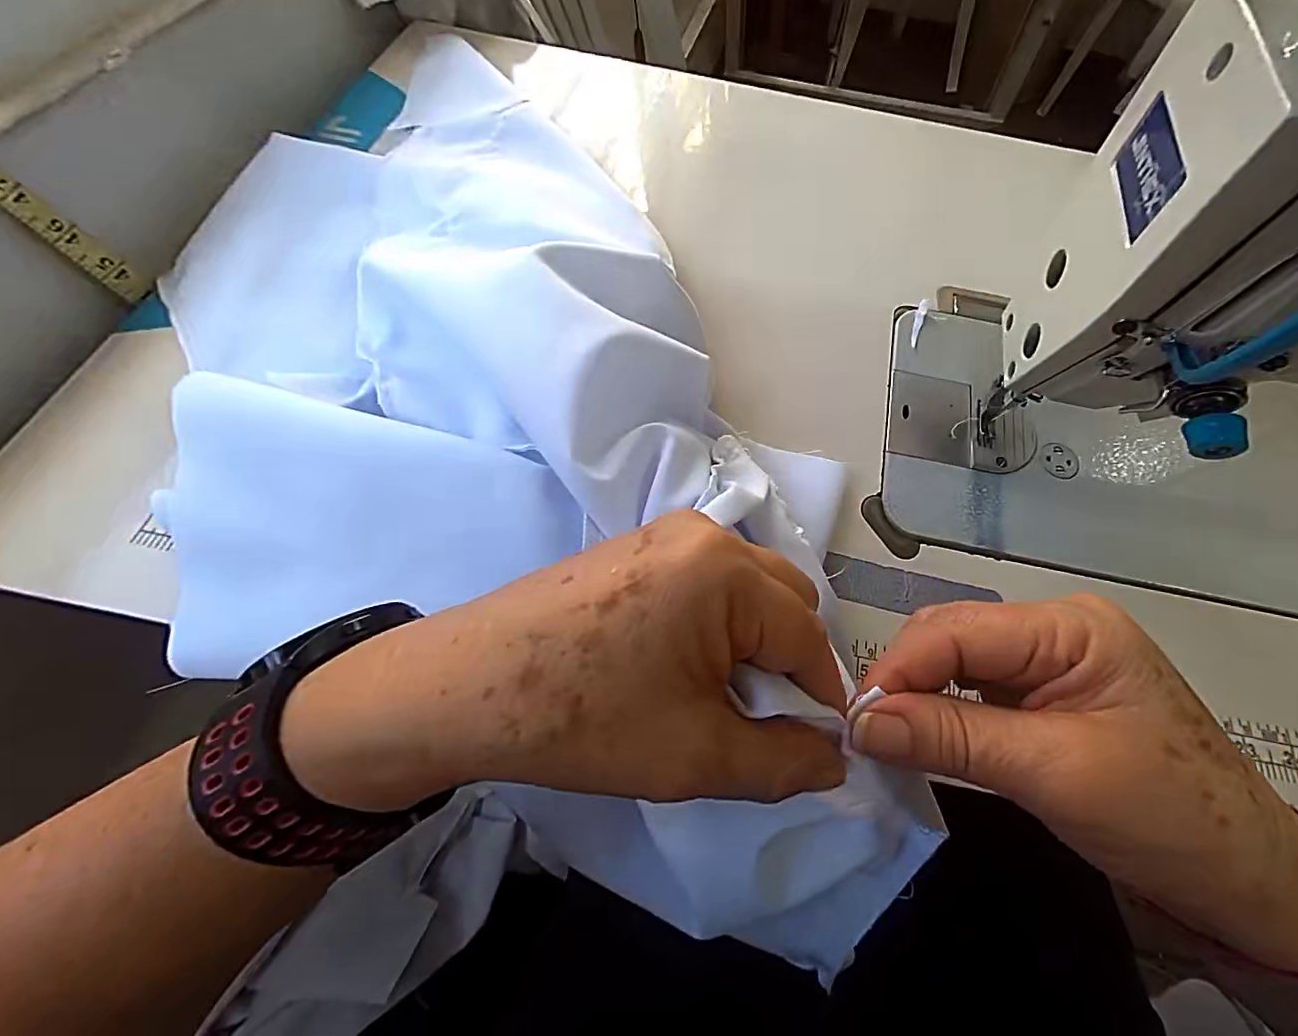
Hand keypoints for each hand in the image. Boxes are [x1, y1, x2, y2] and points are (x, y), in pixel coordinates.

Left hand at [281, 510, 847, 811]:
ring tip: (705, 700)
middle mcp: (699, 534)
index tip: (811, 750)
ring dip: (746, 645)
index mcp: (726, 570)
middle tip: (750, 724)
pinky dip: (708, 626)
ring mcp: (657, 535)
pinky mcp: (627, 548)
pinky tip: (667, 669)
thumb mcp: (698, 755)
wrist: (465, 685)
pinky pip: (698, 585)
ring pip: (741, 592)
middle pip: (783, 602)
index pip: (810, 638)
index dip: (820, 702)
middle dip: (784, 665)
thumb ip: (786, 762)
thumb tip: (832, 756)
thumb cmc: (584, 719)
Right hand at [852, 595, 1297, 970]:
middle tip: (866, 732)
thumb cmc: (1173, 822)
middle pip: (945, 638)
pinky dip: (934, 712)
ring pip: (948, 662)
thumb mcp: (1051, 773)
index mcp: (1070, 628)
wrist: (1256, 890)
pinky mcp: (1038, 696)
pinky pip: (965, 690)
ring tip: (886, 736)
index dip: (897, 669)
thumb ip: (948, 737)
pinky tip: (920, 735)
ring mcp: (1045, 662)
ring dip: (913, 697)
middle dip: (901, 681)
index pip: (953, 630)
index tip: (856, 720)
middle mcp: (1052, 630)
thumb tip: (859, 723)